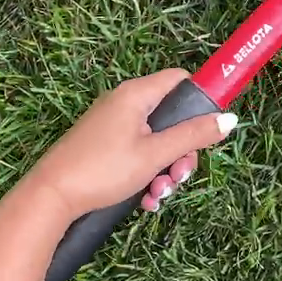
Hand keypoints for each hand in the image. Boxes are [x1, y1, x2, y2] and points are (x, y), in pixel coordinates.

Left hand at [19, 69, 238, 219]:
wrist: (52, 196)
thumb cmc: (103, 170)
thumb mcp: (155, 154)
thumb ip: (193, 136)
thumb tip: (229, 120)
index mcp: (136, 95)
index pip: (179, 80)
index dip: (199, 101)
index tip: (208, 130)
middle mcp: (124, 103)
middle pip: (171, 118)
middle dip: (181, 152)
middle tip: (179, 177)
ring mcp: (112, 125)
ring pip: (156, 141)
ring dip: (164, 170)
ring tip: (157, 195)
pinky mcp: (104, 145)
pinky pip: (137, 154)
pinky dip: (146, 175)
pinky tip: (144, 200)